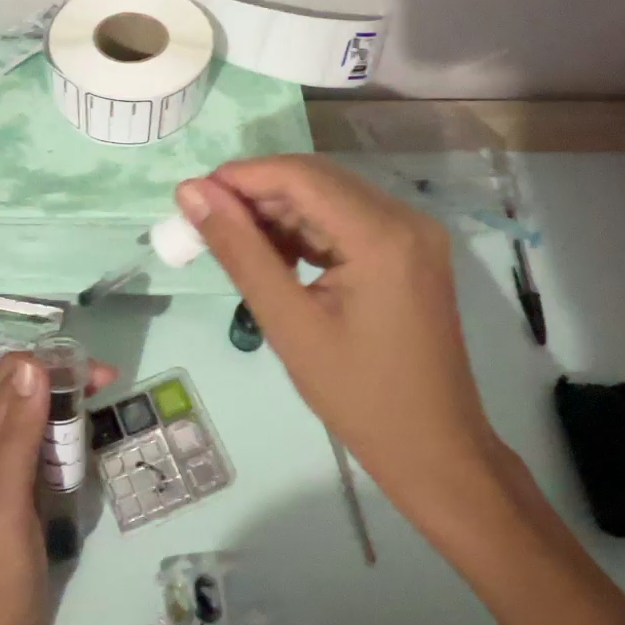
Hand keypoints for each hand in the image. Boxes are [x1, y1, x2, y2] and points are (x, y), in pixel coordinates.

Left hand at [0, 353, 115, 624]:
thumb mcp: (7, 496)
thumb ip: (18, 432)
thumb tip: (32, 366)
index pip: (13, 374)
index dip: (52, 365)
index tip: (96, 375)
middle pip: (27, 391)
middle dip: (65, 380)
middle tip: (108, 386)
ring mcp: (8, 470)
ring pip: (39, 417)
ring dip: (69, 407)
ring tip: (101, 414)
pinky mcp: (26, 492)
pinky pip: (47, 448)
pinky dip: (68, 438)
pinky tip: (88, 447)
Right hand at [177, 155, 508, 525]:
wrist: (433, 448)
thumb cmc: (358, 396)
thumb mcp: (287, 323)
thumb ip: (239, 251)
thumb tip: (190, 193)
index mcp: (382, 235)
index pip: (300, 176)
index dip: (241, 177)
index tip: (191, 198)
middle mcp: (404, 218)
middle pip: (316, 180)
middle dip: (257, 194)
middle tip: (205, 223)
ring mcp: (413, 233)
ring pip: (330, 198)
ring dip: (279, 212)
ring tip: (235, 243)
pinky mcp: (410, 250)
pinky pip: (348, 220)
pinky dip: (307, 230)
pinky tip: (276, 255)